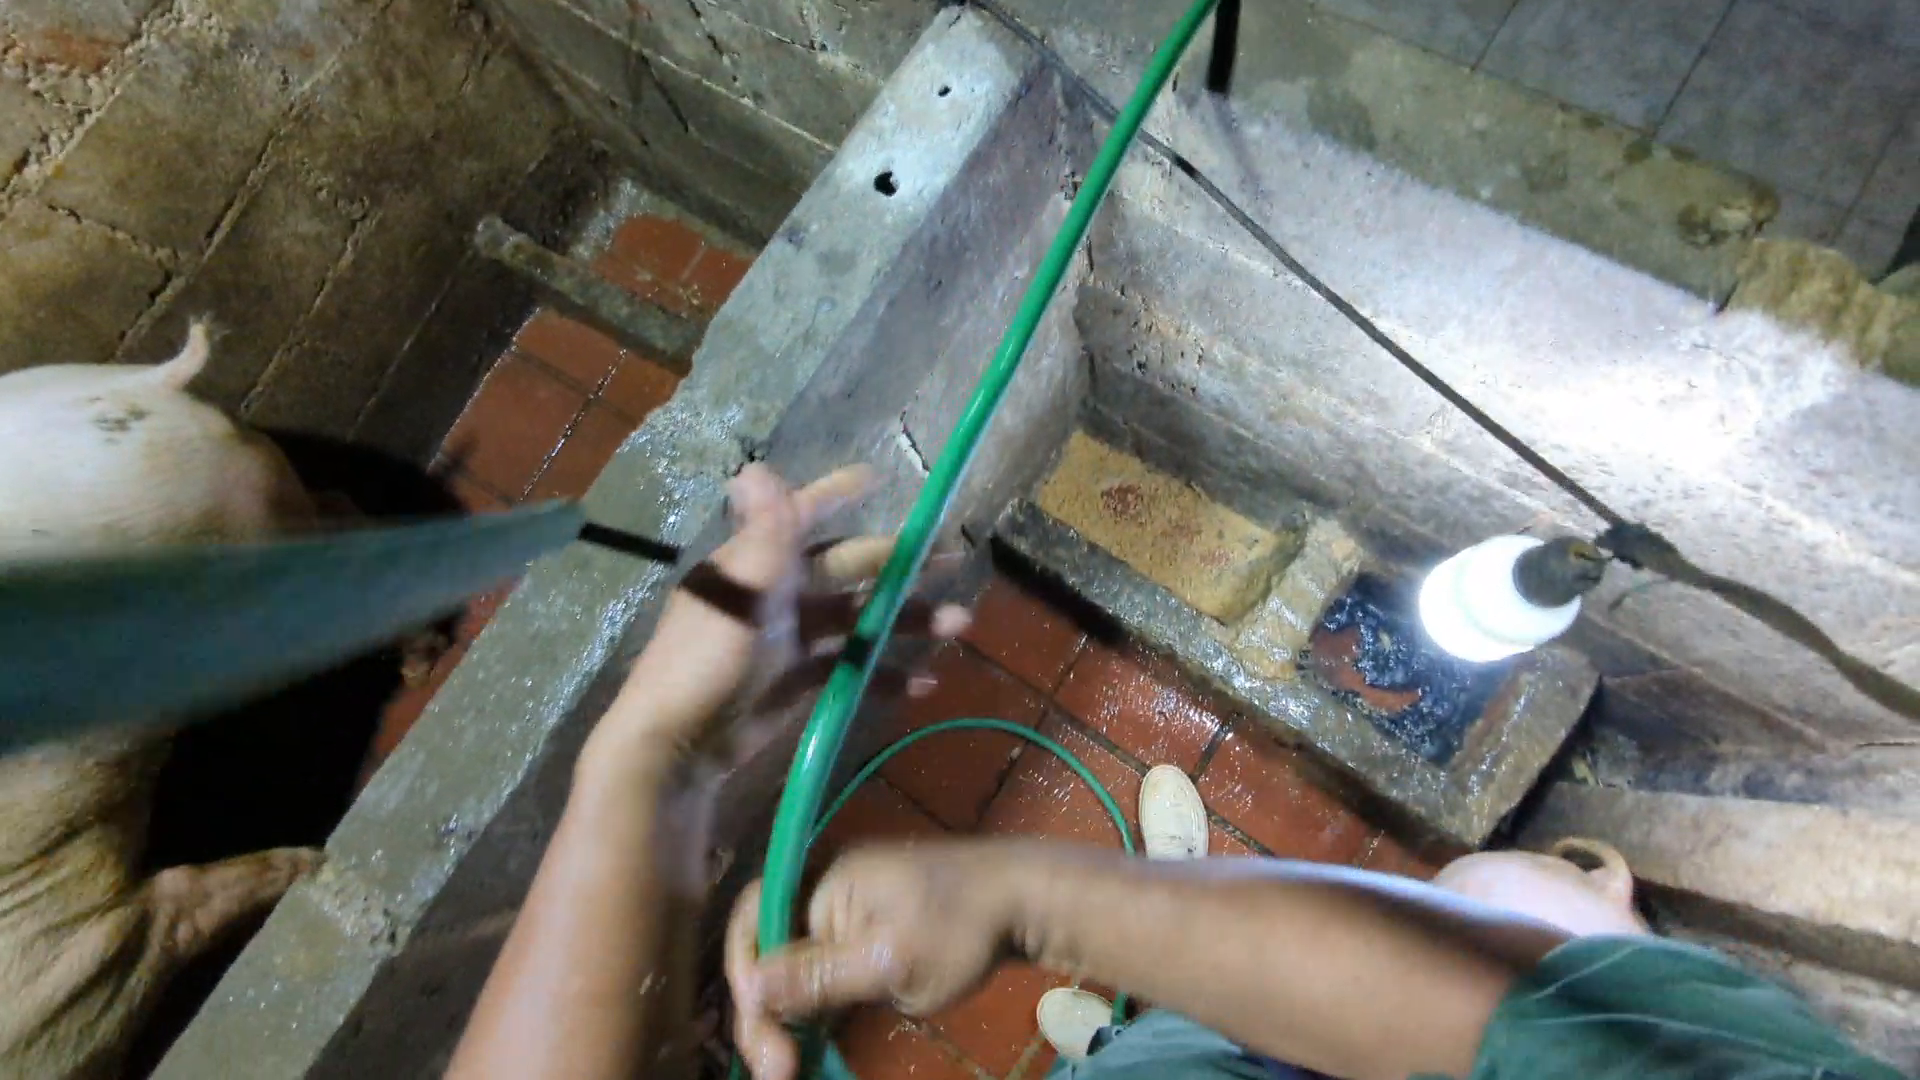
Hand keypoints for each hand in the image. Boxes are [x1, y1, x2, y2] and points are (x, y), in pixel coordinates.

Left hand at [590, 464, 969, 771]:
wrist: (678, 745)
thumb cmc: (703, 661)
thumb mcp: (739, 595)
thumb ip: (761, 536)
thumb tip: (755, 465)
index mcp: (759, 563)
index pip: (801, 516)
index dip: (836, 495)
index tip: (876, 480)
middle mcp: (779, 593)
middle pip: (848, 570)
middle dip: (899, 567)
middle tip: (951, 562)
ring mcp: (791, 638)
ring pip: (859, 621)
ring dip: (905, 622)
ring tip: (957, 625)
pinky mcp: (799, 680)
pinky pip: (850, 668)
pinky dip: (884, 674)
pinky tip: (921, 685)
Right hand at [725, 842, 1029, 1079]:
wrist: (1019, 901)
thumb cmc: (957, 927)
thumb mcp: (888, 961)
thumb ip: (817, 976)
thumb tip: (750, 984)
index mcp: (825, 882)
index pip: (755, 920)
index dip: (745, 977)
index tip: (763, 1036)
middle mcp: (827, 890)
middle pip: (771, 949)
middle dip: (766, 1010)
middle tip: (780, 1072)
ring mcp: (848, 910)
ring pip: (796, 964)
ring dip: (788, 1016)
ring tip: (791, 1068)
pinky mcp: (866, 932)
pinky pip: (824, 968)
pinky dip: (817, 1006)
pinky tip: (814, 1045)